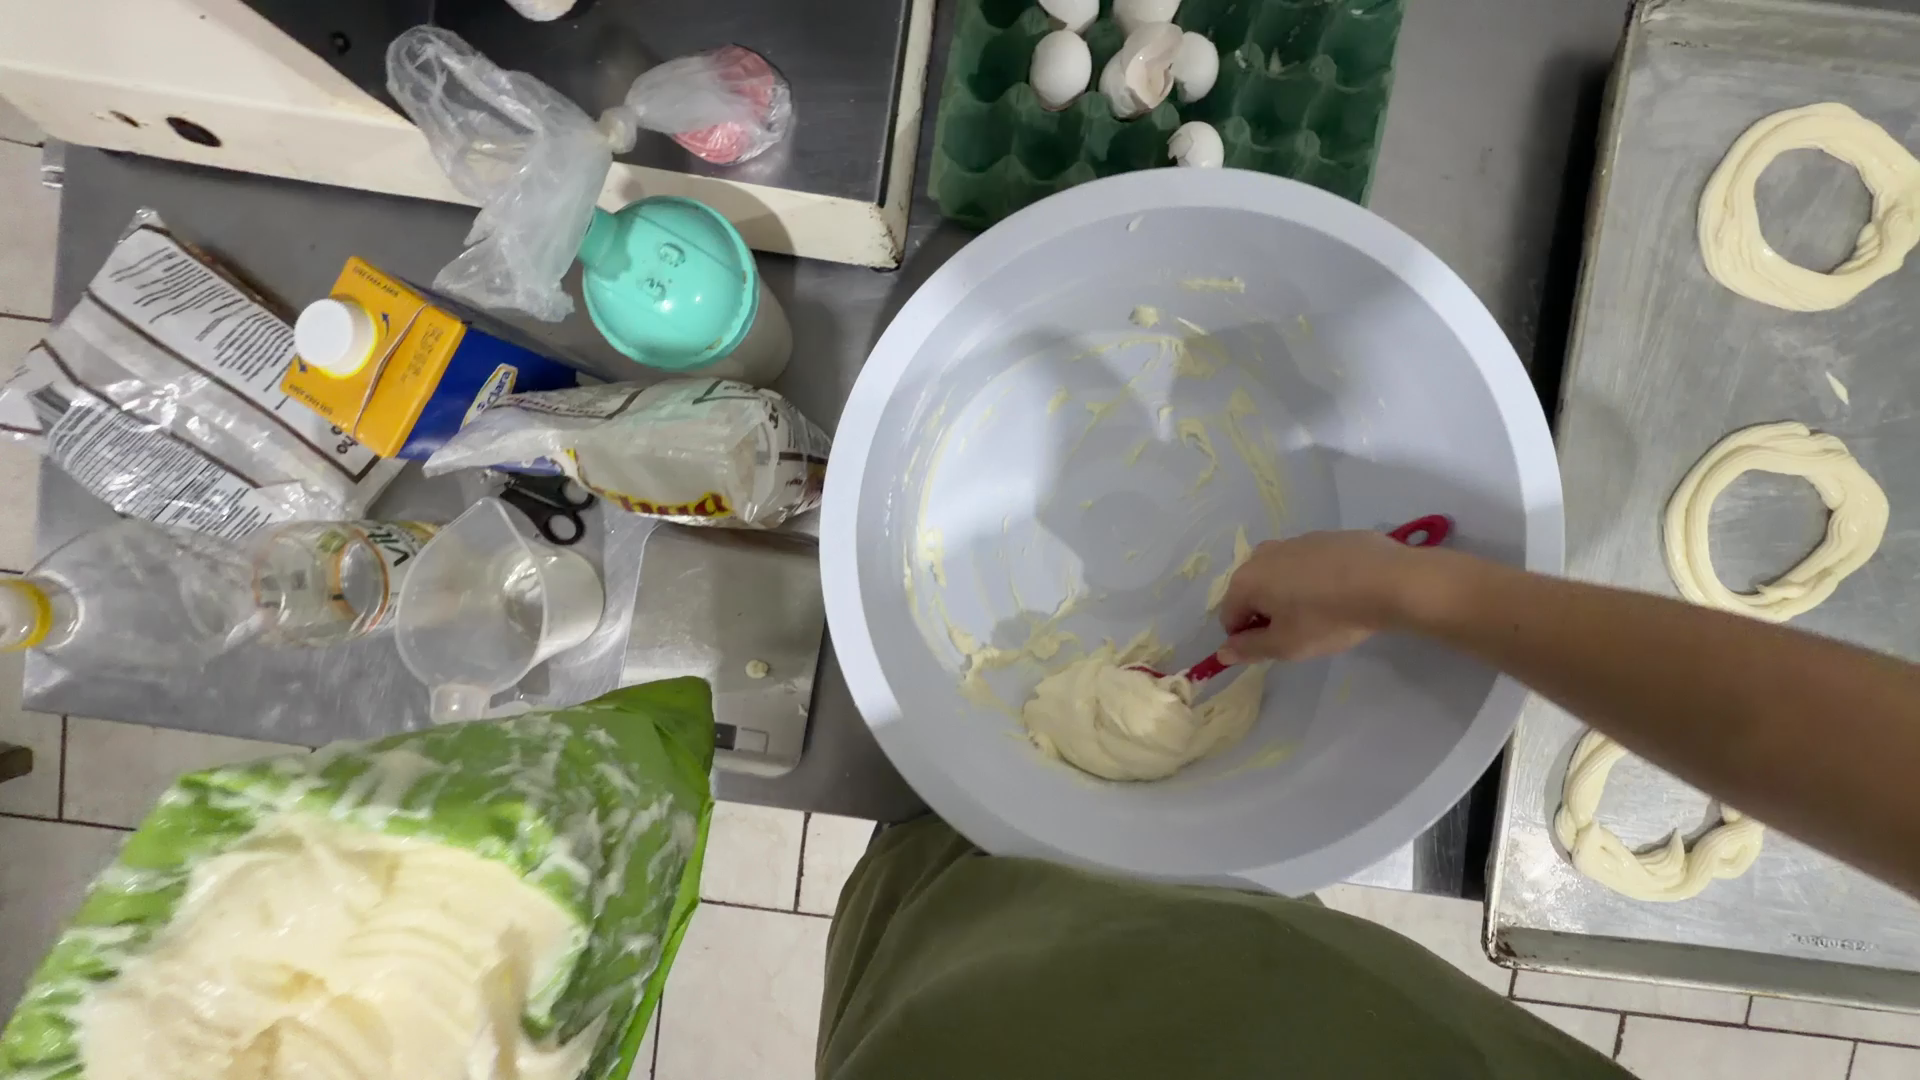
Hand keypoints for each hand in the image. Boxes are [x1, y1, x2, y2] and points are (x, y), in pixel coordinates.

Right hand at [1216, 530, 1427, 663]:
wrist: (1389, 581)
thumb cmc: (1329, 618)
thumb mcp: (1287, 645)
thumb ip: (1249, 649)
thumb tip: (1222, 652)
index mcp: (1245, 581)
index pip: (1229, 617)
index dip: (1247, 637)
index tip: (1276, 647)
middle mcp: (1261, 555)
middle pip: (1251, 592)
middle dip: (1266, 612)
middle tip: (1298, 630)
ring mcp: (1293, 541)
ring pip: (1279, 575)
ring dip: (1289, 593)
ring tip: (1321, 610)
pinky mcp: (1323, 536)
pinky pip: (1307, 562)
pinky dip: (1314, 577)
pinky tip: (1340, 591)